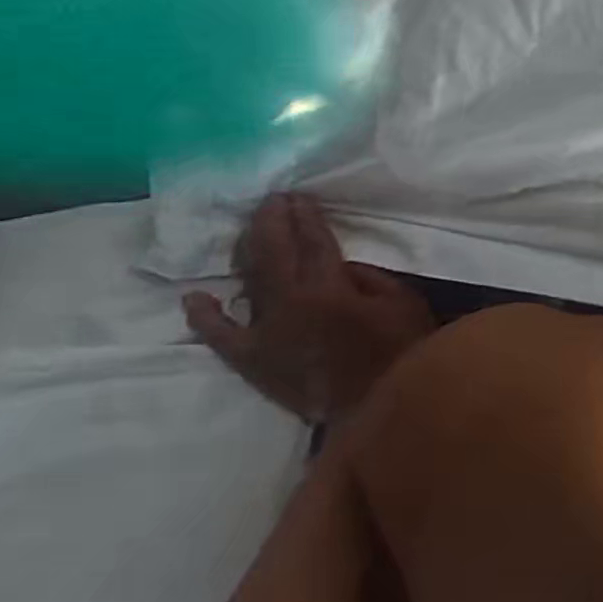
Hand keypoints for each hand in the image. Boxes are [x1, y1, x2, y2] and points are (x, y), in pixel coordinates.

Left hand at [182, 193, 436, 423]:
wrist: (380, 404)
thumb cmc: (404, 348)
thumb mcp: (405, 304)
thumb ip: (372, 280)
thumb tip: (342, 268)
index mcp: (329, 289)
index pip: (314, 243)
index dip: (307, 218)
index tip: (300, 197)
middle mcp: (288, 304)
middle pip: (273, 254)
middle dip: (272, 223)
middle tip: (272, 200)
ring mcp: (264, 332)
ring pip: (246, 283)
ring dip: (246, 253)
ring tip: (248, 230)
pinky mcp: (252, 358)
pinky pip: (220, 335)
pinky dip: (206, 316)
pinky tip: (197, 297)